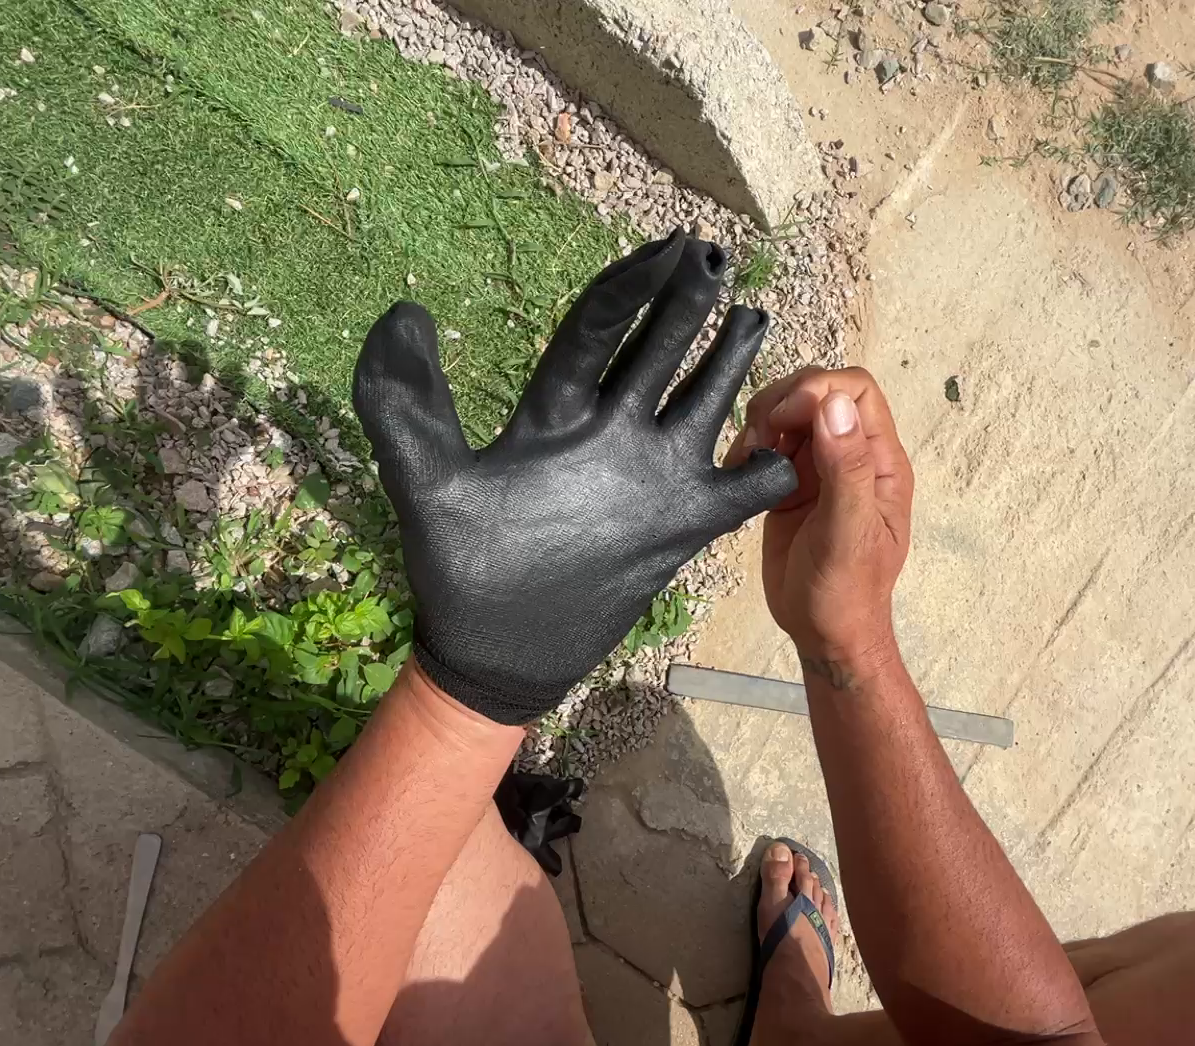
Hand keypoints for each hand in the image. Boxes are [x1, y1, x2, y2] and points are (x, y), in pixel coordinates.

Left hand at [355, 231, 796, 722]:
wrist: (504, 651)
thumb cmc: (464, 573)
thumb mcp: (428, 488)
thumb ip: (403, 405)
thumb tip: (404, 309)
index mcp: (556, 417)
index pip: (597, 330)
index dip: (628, 284)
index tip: (662, 244)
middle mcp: (612, 435)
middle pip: (657, 352)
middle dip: (686, 302)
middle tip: (713, 253)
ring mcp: (654, 478)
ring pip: (705, 403)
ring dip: (730, 361)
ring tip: (754, 314)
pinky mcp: (685, 525)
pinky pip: (745, 491)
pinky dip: (771, 469)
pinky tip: (790, 445)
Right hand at [724, 366, 912, 668]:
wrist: (823, 632)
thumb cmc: (845, 591)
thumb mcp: (848, 533)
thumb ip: (846, 469)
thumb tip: (833, 405)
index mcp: (880, 462)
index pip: (856, 391)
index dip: (818, 391)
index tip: (784, 418)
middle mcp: (851, 456)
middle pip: (819, 393)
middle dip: (783, 402)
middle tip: (759, 438)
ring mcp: (819, 468)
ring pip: (790, 414)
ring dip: (762, 422)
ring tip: (748, 456)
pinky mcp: (791, 484)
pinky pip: (770, 444)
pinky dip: (750, 446)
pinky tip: (741, 469)